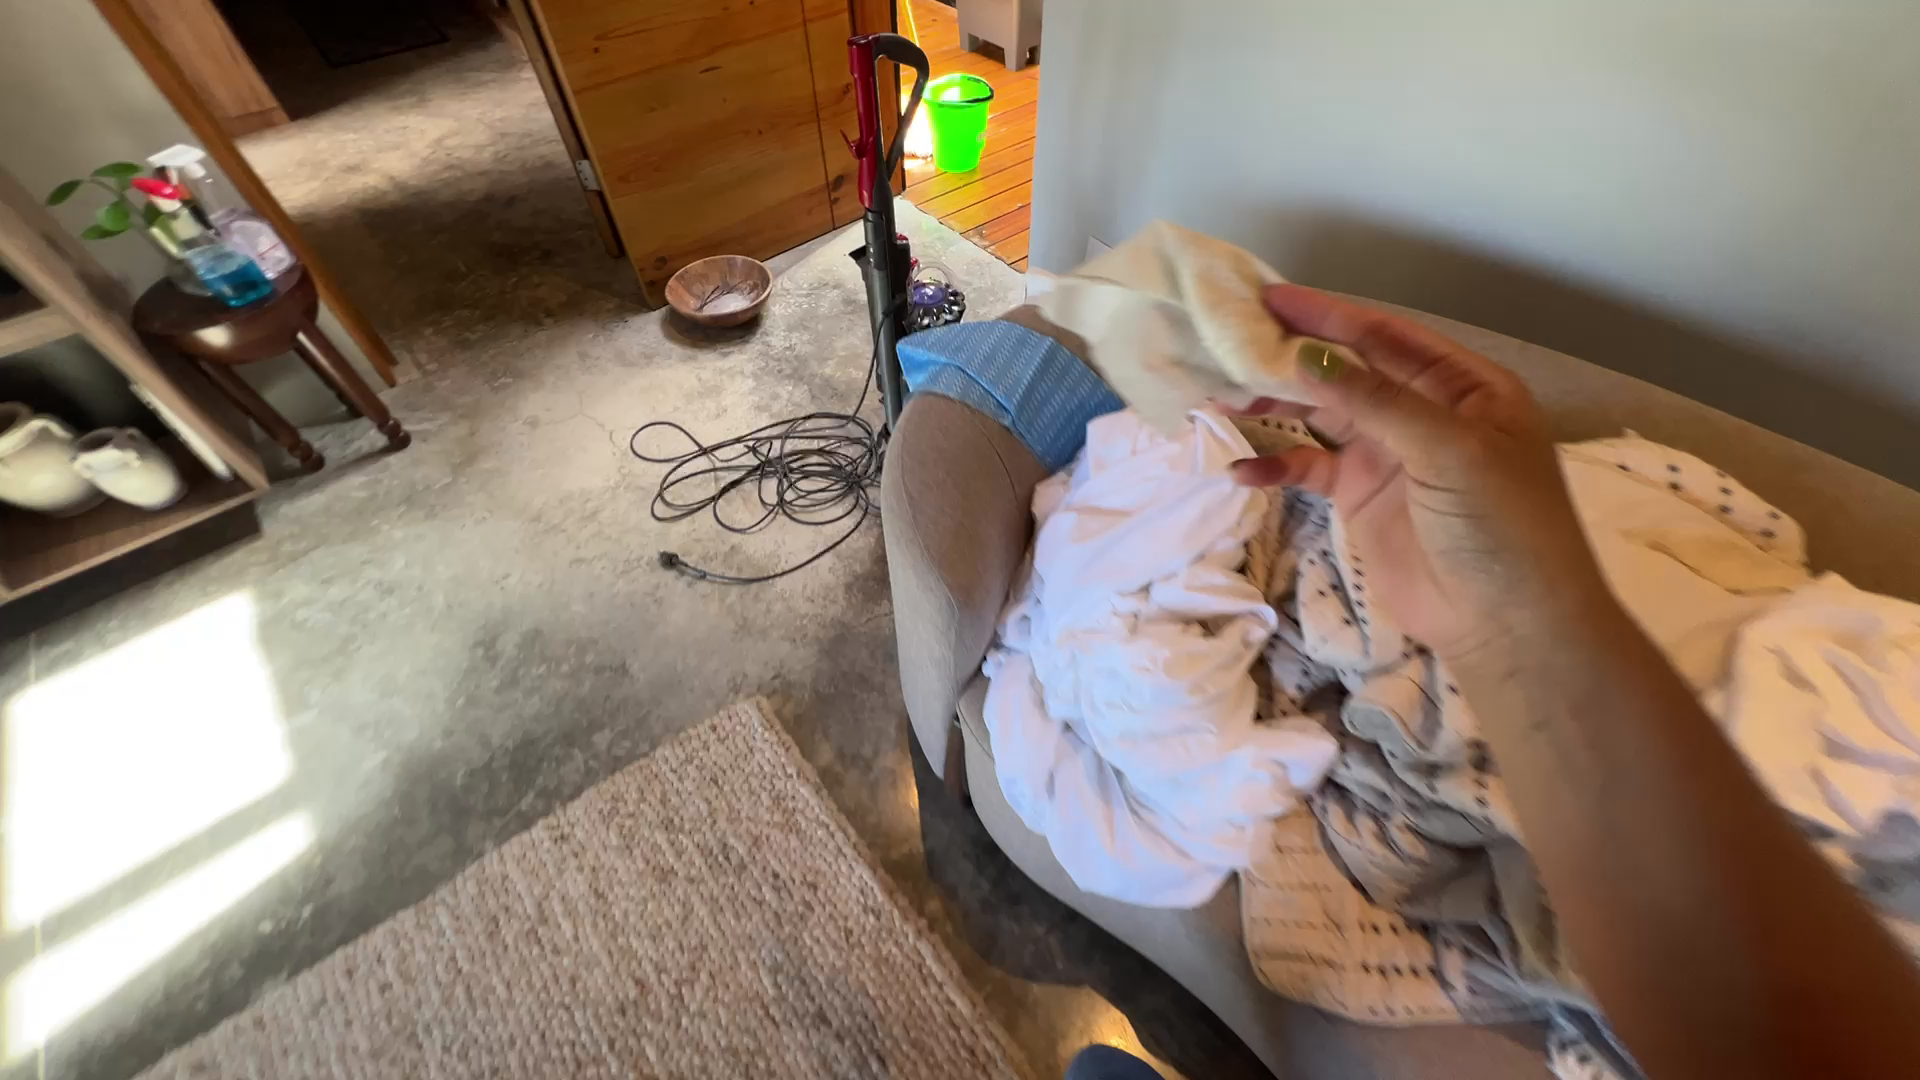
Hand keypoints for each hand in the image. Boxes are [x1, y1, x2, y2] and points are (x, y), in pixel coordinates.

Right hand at [1230, 285, 1610, 663]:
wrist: (1502, 622)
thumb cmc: (1498, 526)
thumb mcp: (1447, 451)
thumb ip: (1376, 401)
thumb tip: (1307, 356)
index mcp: (1460, 386)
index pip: (1384, 337)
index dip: (1327, 315)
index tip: (1269, 300)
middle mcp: (1420, 411)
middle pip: (1344, 372)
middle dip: (1289, 359)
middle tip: (1230, 344)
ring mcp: (1385, 454)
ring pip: (1319, 416)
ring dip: (1273, 409)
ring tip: (1221, 401)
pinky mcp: (1357, 494)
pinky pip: (1307, 469)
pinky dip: (1275, 468)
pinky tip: (1241, 471)